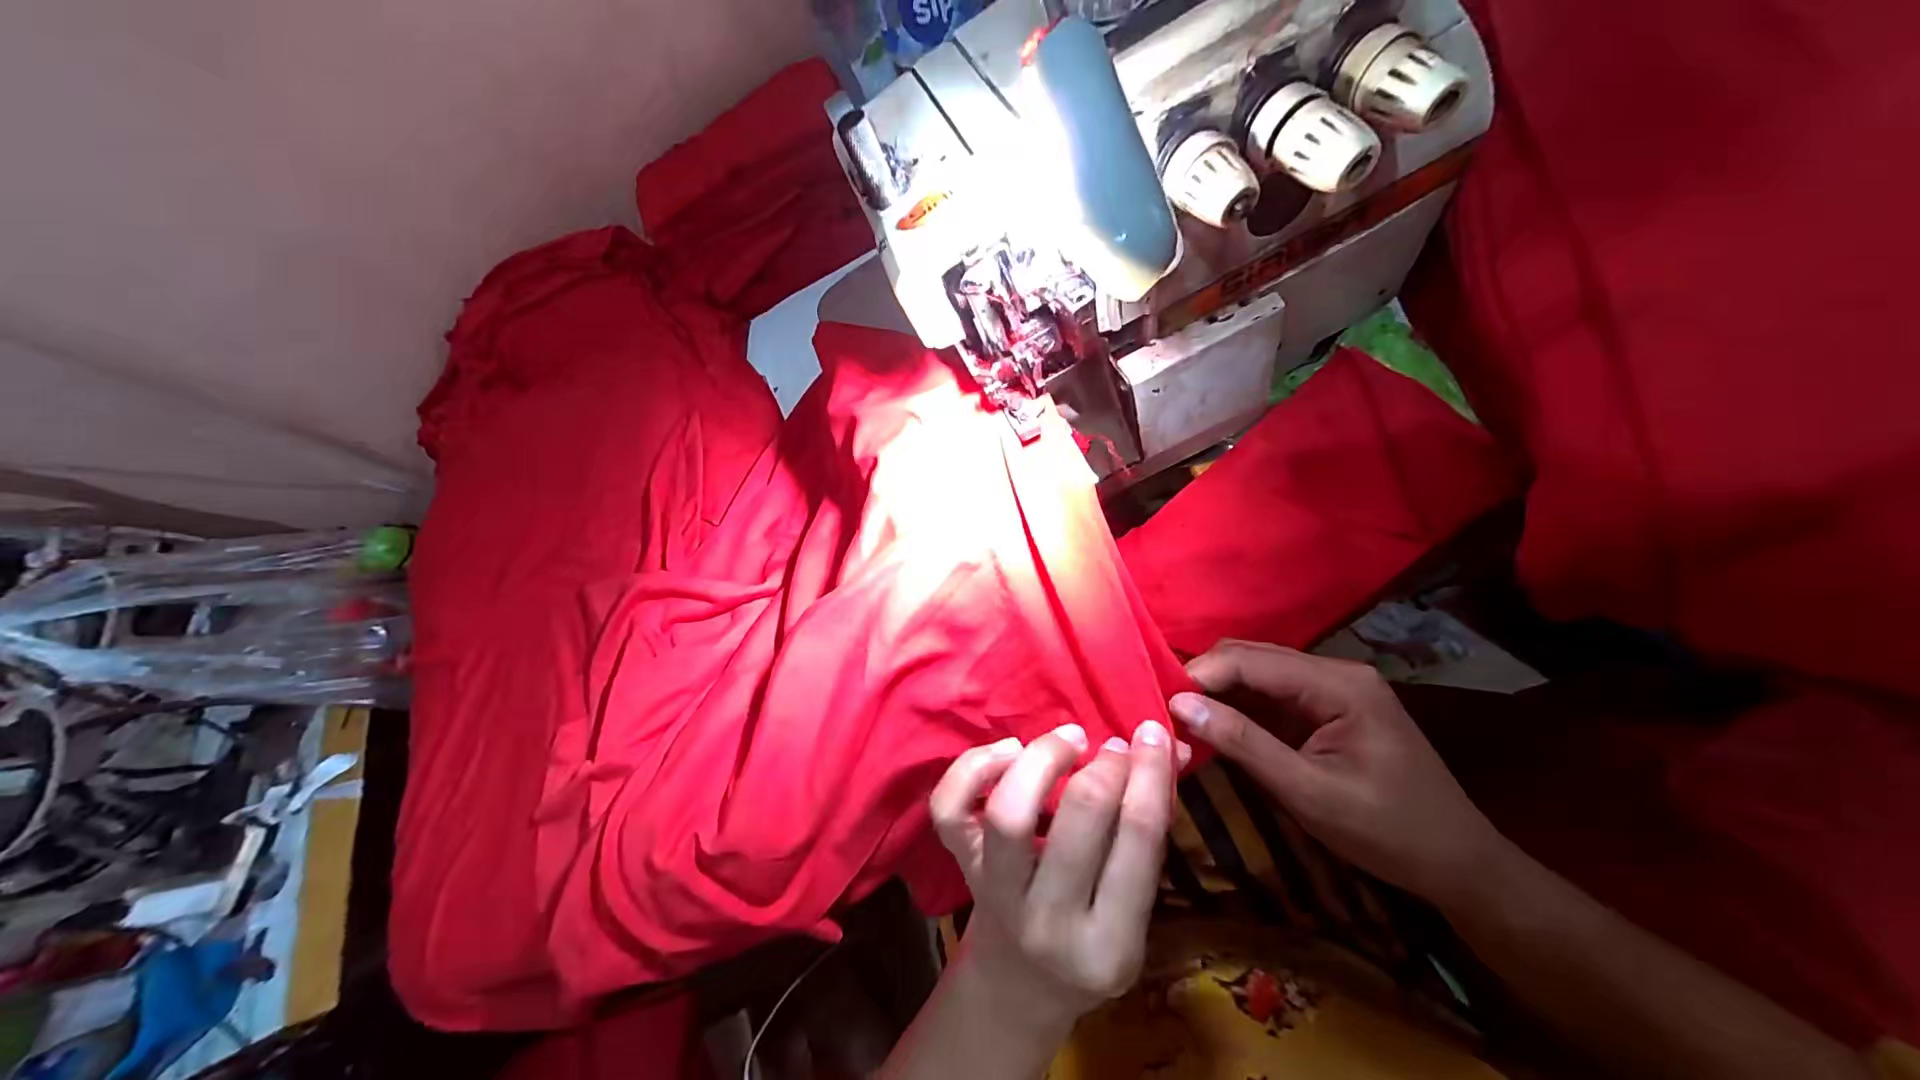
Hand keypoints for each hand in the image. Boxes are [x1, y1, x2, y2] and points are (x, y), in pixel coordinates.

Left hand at [929, 721, 1175, 1029]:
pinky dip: (974, 767)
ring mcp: (996, 894)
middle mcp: (1048, 922)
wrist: (1015, 987)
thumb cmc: (1087, 944)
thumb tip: (1171, 748)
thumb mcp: (1131, 912)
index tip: (1152, 733)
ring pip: (1009, 812)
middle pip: (1079, 817)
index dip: (1150, 774)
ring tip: (1068, 738)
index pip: (1138, 839)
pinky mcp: (959, 867)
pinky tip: (1009, 751)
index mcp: (1110, 943)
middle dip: (1105, 765)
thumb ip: (1148, 835)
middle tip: (1113, 743)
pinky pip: (950, 808)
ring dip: (1043, 758)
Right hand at [1169, 640, 1505, 907]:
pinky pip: (1273, 694)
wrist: (1459, 863)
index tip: (1159, 702)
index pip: (1250, 661)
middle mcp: (1336, 671)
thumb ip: (1243, 743)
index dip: (1199, 675)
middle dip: (1204, 679)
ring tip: (1180, 717)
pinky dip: (1240, 707)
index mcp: (1339, 684)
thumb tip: (1178, 705)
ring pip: (1258, 673)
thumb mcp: (1309, 792)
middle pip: (1251, 657)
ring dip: (1218, 692)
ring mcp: (1335, 687)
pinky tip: (1215, 725)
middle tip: (1163, 710)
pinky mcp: (1329, 706)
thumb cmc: (1388, 832)